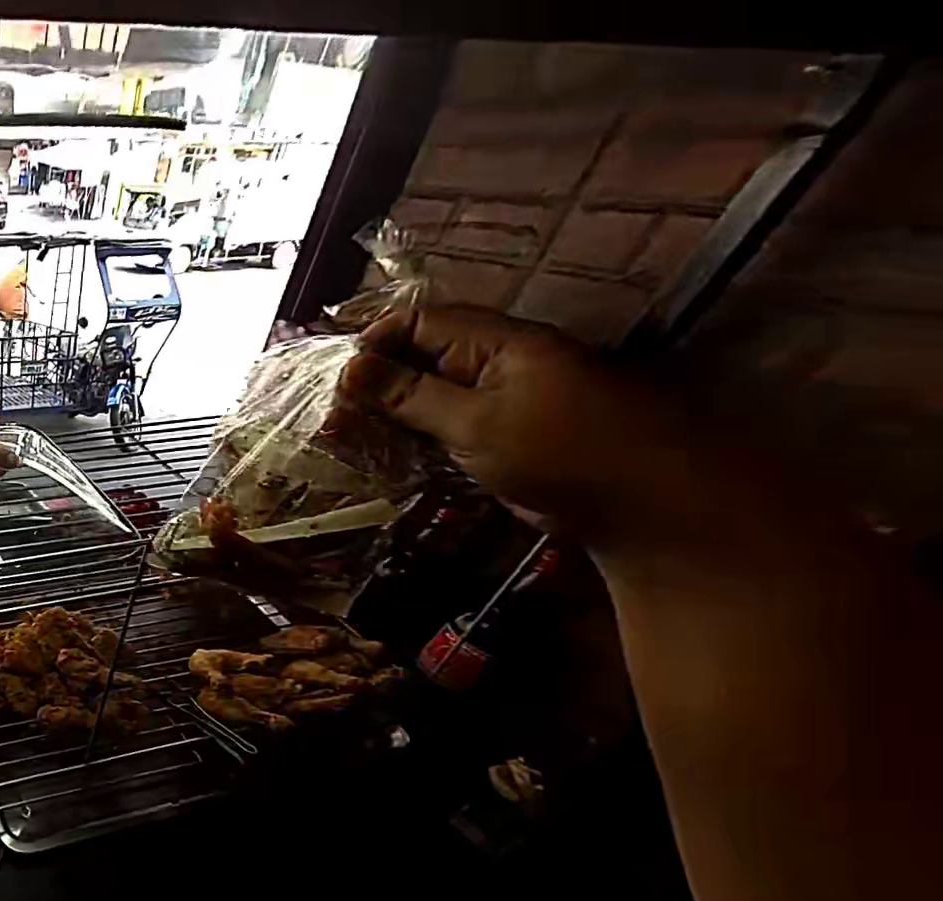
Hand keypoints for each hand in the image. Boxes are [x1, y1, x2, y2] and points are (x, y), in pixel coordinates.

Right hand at [341, 306, 685, 539]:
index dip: (374, 344)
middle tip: (333, 417)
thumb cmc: (561, 451)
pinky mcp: (490, 436)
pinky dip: (406, 437)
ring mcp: (491, 401)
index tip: (339, 382)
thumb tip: (350, 368)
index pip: (418, 322)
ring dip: (384, 414)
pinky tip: (378, 454)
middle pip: (415, 357)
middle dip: (371, 382)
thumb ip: (410, 394)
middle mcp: (490, 363)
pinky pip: (436, 426)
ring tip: (344, 438)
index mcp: (496, 343)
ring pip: (421, 395)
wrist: (641, 505)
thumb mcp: (476, 421)